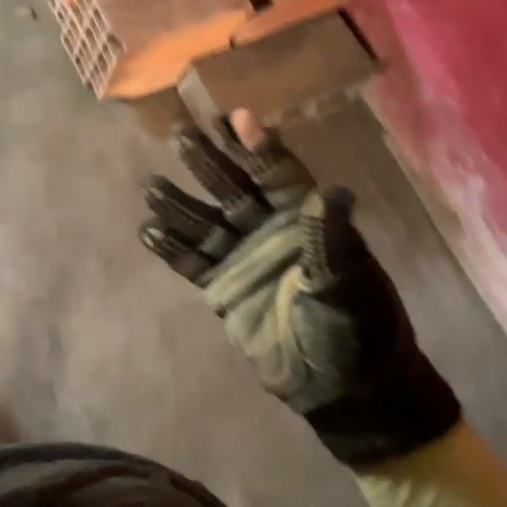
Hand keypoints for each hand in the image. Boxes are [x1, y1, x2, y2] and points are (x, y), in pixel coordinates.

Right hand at [139, 111, 459, 466]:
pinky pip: (192, 260)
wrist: (342, 388)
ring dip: (179, 203)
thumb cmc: (358, 330)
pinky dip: (170, 247)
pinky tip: (148, 231)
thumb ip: (331, 240)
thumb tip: (331, 191)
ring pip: (205, 220)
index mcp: (306, 221)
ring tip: (152, 185)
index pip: (277, 176)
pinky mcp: (223, 287)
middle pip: (233, 188)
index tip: (236, 118)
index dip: (258, 148)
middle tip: (181, 133)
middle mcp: (269, 230)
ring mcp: (243, 257)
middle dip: (209, 162)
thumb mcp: (349, 284)